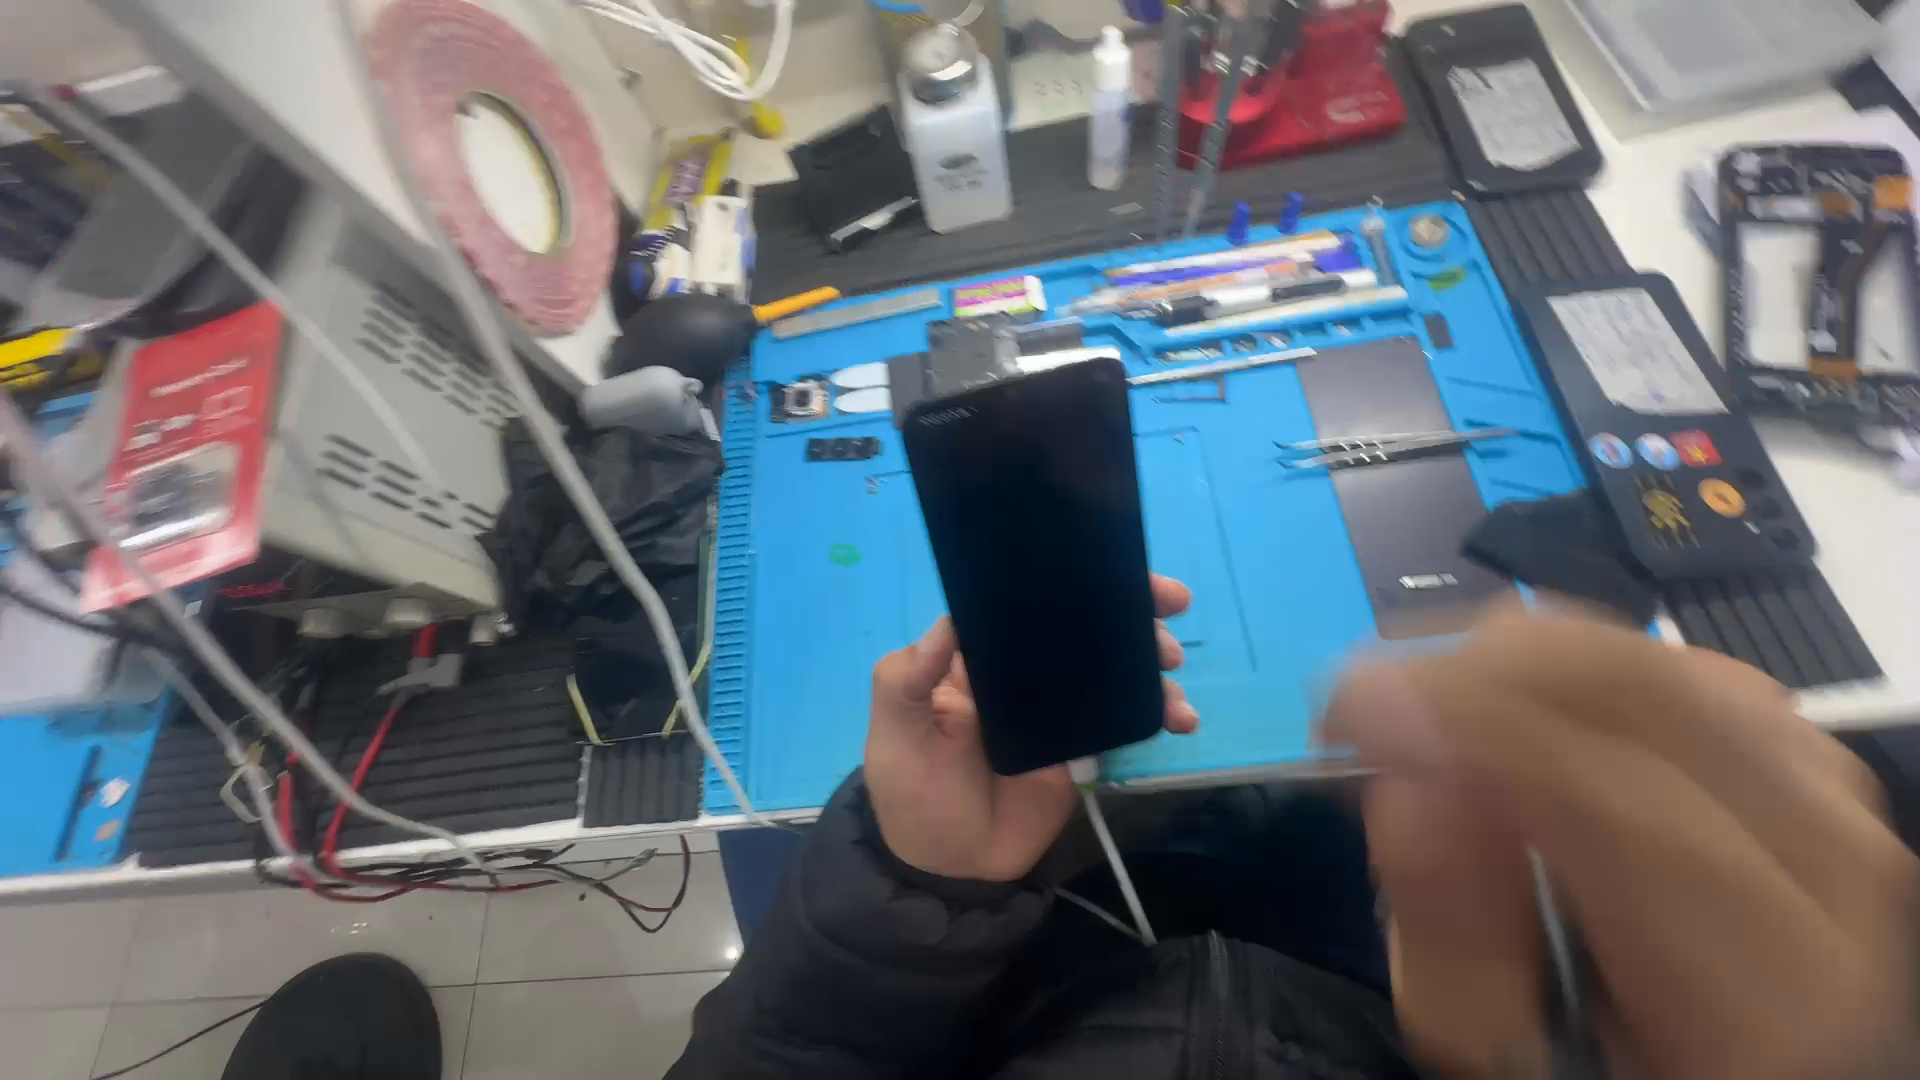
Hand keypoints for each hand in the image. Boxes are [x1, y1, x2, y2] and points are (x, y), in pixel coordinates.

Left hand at [865, 574, 1197, 882]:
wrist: (950, 867)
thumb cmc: (913, 788)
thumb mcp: (895, 730)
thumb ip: (908, 678)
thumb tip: (948, 623)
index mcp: (979, 654)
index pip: (1027, 604)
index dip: (1068, 581)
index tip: (1115, 569)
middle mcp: (1022, 670)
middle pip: (1081, 627)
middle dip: (1129, 613)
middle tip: (1166, 609)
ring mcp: (1058, 707)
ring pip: (1112, 668)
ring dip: (1149, 662)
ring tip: (1171, 672)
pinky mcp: (1084, 744)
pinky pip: (1125, 719)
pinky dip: (1158, 714)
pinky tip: (1181, 720)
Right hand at [1323, 604, 1919, 1078]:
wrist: (1689, 1027)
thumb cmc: (1574, 1044)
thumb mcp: (1484, 1029)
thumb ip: (1445, 925)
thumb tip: (1401, 788)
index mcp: (1768, 988)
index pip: (1630, 816)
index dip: (1473, 734)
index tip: (1346, 710)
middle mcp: (1827, 864)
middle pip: (1635, 696)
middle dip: (1457, 671)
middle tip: (1356, 704)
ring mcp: (1812, 780)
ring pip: (1630, 651)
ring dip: (1487, 660)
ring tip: (1410, 710)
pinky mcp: (1776, 731)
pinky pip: (1639, 646)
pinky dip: (1537, 655)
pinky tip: (1486, 703)